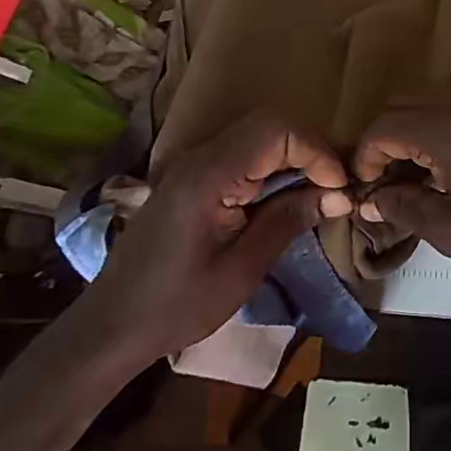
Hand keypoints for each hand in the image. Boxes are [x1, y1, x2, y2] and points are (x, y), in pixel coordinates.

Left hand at [83, 114, 353, 362]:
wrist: (111, 326)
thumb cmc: (177, 305)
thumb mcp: (242, 269)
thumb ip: (289, 220)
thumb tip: (340, 195)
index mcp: (208, 176)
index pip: (276, 131)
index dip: (317, 152)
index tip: (338, 189)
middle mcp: (199, 157)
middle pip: (269, 124)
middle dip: (310, 150)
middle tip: (332, 188)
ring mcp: (193, 164)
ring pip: (258, 134)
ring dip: (295, 156)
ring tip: (317, 192)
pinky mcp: (193, 177)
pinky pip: (244, 153)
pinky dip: (275, 166)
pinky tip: (286, 197)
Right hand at [353, 89, 450, 288]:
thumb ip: (404, 207)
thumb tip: (372, 198)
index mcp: (446, 128)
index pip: (384, 126)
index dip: (364, 156)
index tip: (365, 189)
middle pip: (405, 106)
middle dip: (385, 140)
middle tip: (384, 183)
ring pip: (433, 103)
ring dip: (414, 132)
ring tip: (415, 178)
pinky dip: (442, 129)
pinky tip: (449, 168)